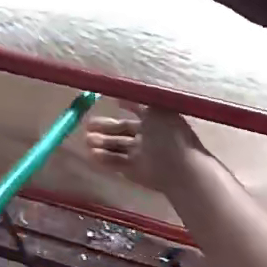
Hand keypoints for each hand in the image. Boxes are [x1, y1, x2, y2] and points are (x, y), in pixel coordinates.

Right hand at [85, 107, 210, 193]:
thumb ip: (136, 101)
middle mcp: (146, 137)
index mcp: (155, 121)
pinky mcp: (134, 171)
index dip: (122, 107)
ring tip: (87, 140)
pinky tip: (91, 154)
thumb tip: (118, 95)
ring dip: (101, 143)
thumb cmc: (170, 135)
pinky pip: (116, 163)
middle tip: (87, 126)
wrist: (180, 168)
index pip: (135, 112)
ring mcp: (139, 155)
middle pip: (121, 132)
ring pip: (116, 148)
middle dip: (104, 128)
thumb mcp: (154, 109)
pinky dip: (104, 158)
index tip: (107, 101)